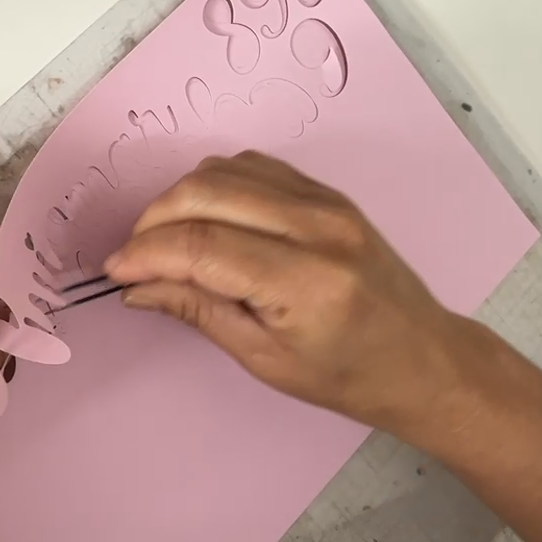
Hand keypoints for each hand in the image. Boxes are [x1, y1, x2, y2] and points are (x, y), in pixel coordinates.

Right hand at [102, 151, 468, 433]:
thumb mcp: (263, 359)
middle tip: (134, 256)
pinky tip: (203, 216)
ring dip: (178, 199)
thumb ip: (195, 310)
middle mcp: (317, 226)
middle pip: (204, 193)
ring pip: (221, 170)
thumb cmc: (347, 375)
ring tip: (165, 239)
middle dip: (152, 221)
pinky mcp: (324, 190)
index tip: (115, 270)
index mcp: (306, 281)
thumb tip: (136, 285)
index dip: (145, 253)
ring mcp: (324, 200)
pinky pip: (248, 165)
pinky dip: (211, 185)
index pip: (201, 245)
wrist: (426, 358)